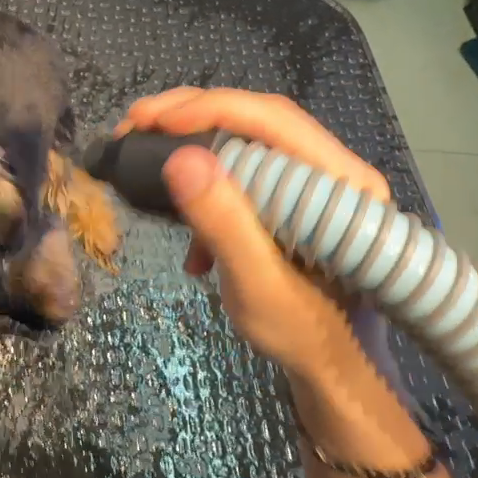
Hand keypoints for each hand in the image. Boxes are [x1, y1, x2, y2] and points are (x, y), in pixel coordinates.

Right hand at [115, 88, 390, 379]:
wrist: (331, 369)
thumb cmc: (303, 332)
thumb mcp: (257, 284)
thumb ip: (224, 223)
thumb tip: (179, 158)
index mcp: (342, 181)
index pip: (273, 119)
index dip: (211, 109)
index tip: (154, 120)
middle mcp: (331, 168)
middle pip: (255, 116)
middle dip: (190, 112)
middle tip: (135, 120)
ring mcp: (311, 179)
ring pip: (244, 134)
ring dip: (189, 136)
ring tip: (141, 142)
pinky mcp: (290, 194)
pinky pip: (241, 162)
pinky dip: (202, 174)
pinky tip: (180, 215)